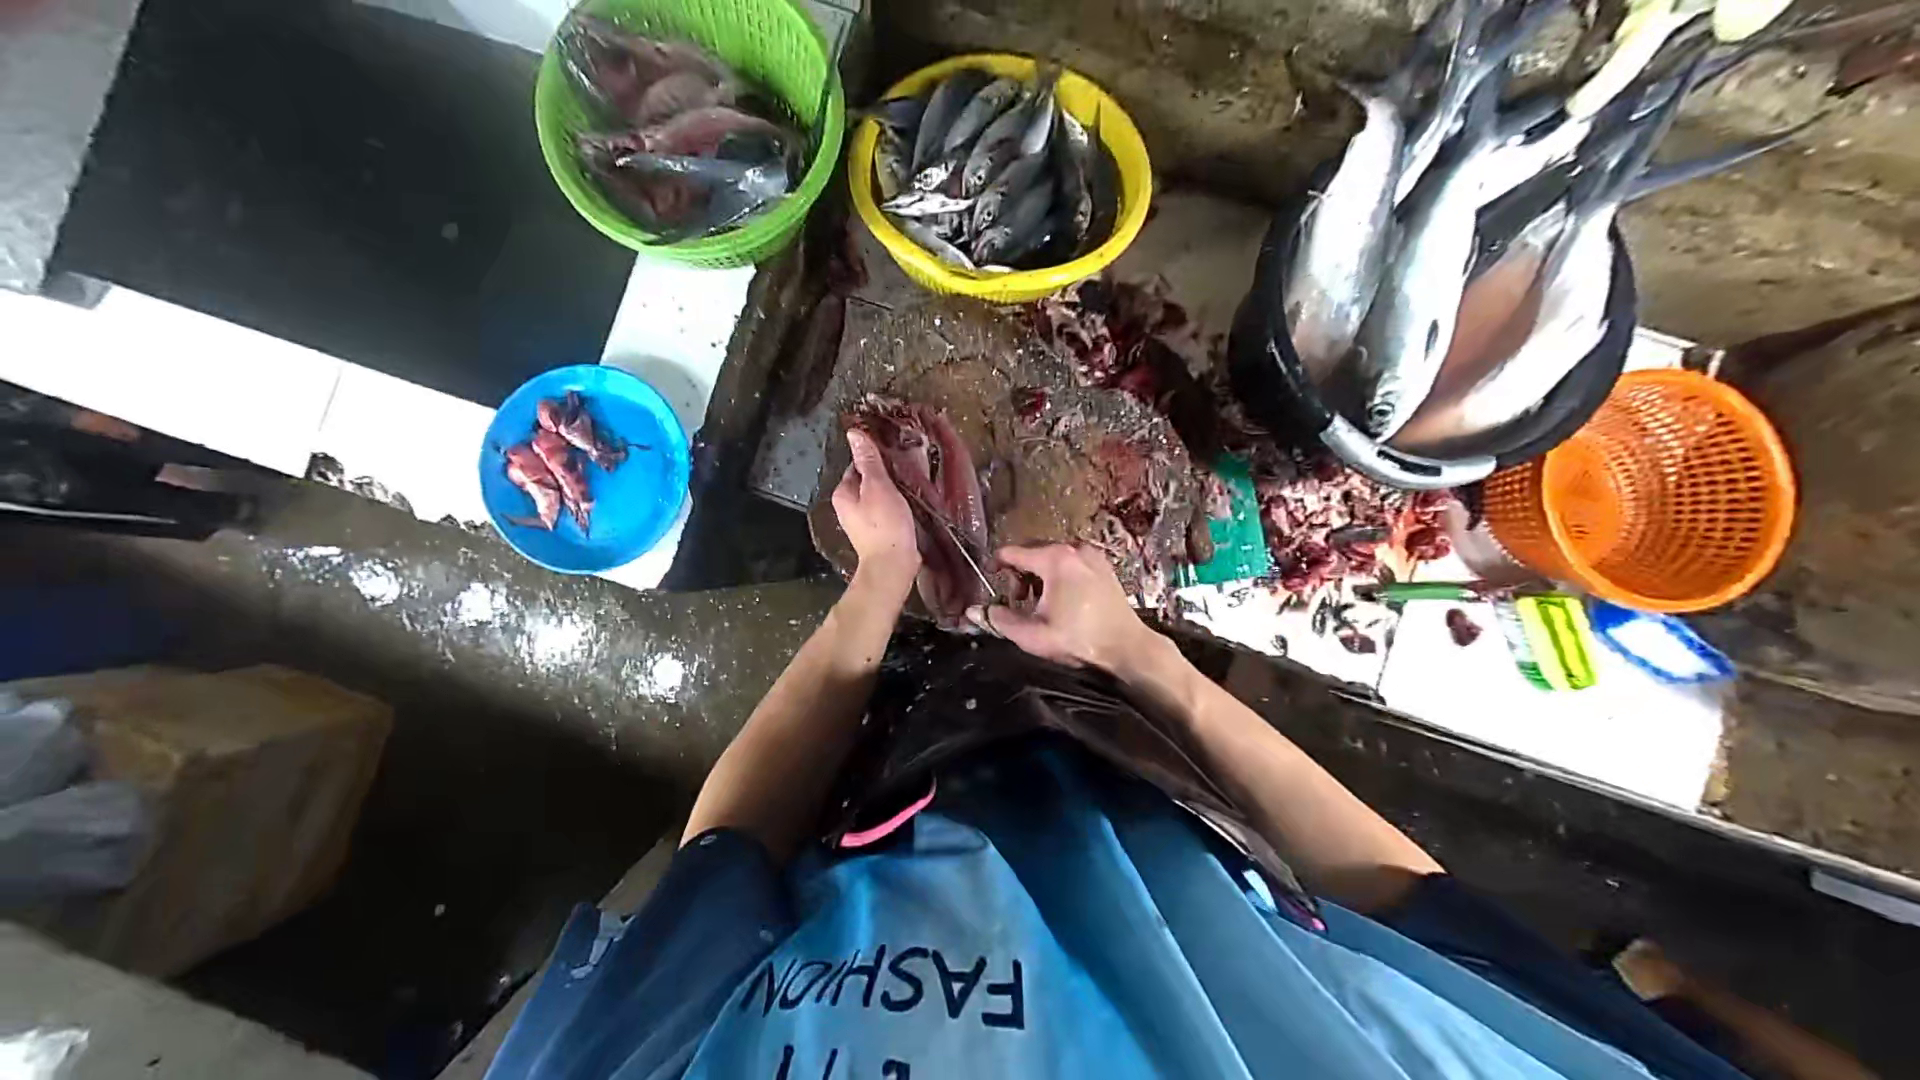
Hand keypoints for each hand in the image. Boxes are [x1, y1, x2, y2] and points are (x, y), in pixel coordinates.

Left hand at [832, 429, 920, 594]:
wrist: (893, 565)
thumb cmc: (884, 524)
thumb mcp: (878, 486)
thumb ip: (868, 461)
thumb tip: (853, 433)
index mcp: (843, 493)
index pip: (857, 465)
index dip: (876, 458)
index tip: (896, 453)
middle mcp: (848, 507)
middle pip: (868, 481)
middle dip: (887, 475)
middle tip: (908, 467)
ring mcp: (863, 521)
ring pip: (879, 496)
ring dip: (894, 490)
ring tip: (913, 483)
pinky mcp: (878, 532)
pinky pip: (887, 511)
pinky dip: (897, 505)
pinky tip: (912, 503)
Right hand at [971, 544, 1161, 672]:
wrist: (1128, 647)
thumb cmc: (1080, 640)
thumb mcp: (1034, 635)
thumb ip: (1000, 621)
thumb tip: (975, 612)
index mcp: (1054, 559)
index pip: (1012, 553)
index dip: (995, 565)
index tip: (989, 579)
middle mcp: (1073, 548)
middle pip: (1032, 552)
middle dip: (1019, 574)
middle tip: (1018, 601)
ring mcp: (1091, 555)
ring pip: (1051, 557)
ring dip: (1038, 576)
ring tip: (1039, 603)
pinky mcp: (1103, 565)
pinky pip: (1070, 562)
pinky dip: (1058, 575)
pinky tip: (1061, 600)